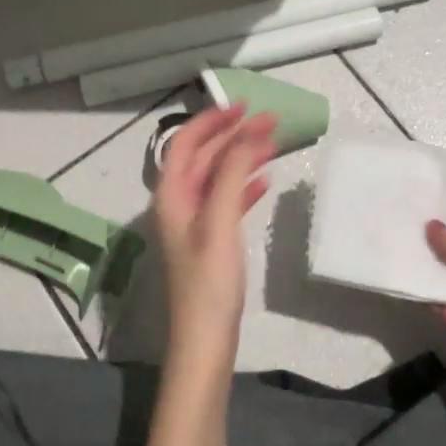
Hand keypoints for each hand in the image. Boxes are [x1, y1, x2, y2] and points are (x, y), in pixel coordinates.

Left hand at [153, 105, 276, 350]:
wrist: (205, 339)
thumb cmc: (209, 280)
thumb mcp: (220, 221)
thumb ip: (232, 174)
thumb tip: (248, 133)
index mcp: (171, 194)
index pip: (186, 142)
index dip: (213, 120)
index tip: (245, 106)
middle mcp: (178, 203)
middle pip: (204, 157)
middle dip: (234, 136)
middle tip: (271, 120)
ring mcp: (194, 223)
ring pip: (217, 177)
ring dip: (242, 158)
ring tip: (274, 144)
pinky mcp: (210, 241)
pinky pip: (226, 201)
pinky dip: (244, 186)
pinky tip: (266, 181)